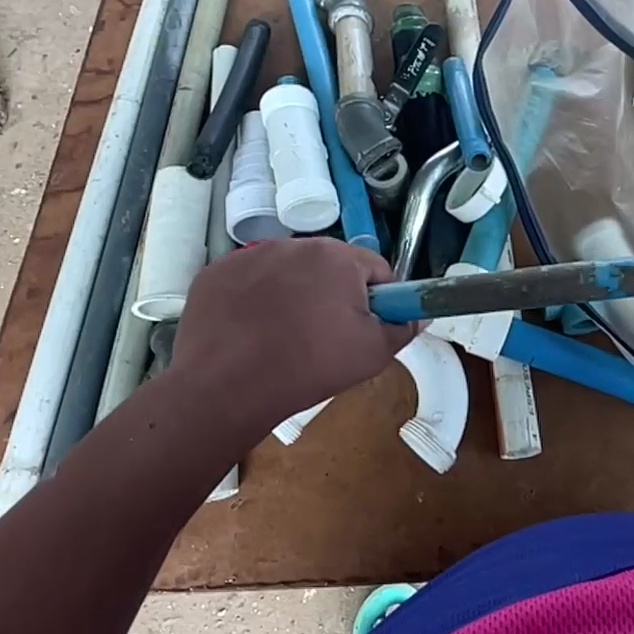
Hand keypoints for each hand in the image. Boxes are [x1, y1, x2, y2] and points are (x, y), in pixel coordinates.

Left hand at [170, 238, 416, 429]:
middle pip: (329, 265)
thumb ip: (403, 328)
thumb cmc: (309, 366)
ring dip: (293, 293)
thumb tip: (419, 315)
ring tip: (285, 336)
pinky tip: (251, 333)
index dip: (376, 298)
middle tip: (326, 335)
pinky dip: (254, 300)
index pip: (374, 268)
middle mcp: (293, 244)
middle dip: (333, 293)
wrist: (225, 388)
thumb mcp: (374, 354)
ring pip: (287, 271)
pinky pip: (248, 281)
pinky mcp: (215, 274)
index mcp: (337, 257)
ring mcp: (248, 256)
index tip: (364, 326)